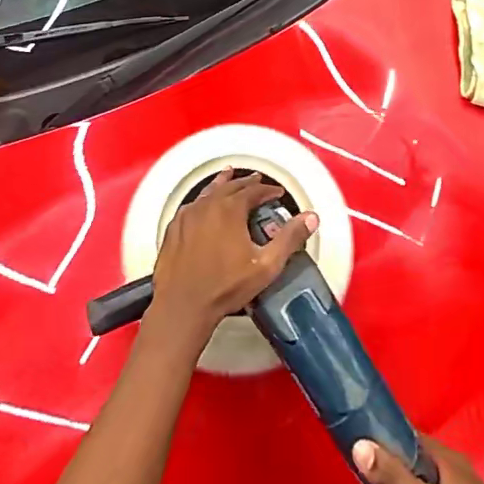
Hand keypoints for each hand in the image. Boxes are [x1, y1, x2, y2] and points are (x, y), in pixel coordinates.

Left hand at [145, 171, 317, 347]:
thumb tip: (309, 219)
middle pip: (230, 186)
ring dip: (222, 184)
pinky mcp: (174, 229)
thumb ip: (290, 238)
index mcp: (229, 210)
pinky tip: (204, 205)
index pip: (253, 191)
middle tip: (257, 181)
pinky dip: (203, 200)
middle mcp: (207, 207)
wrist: (182, 306)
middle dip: (246, 183)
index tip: (276, 193)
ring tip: (228, 176)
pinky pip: (191, 206)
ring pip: (208, 192)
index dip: (268, 190)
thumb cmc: (223, 288)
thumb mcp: (266, 264)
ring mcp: (187, 217)